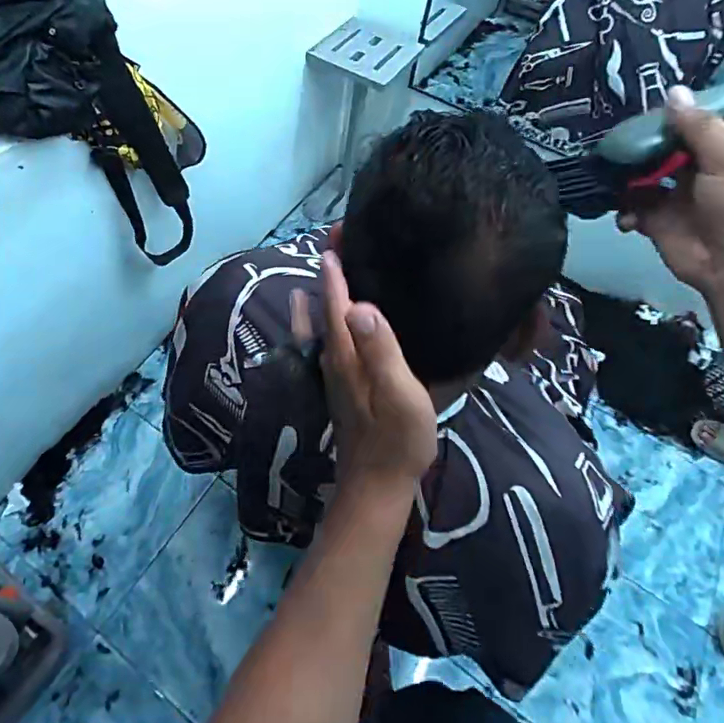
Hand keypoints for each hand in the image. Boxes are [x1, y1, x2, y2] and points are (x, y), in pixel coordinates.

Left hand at [292, 252, 437, 494]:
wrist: (379, 486)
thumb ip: (381, 349)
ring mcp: (336, 375)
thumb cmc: (397, 439)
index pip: (337, 303)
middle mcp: (335, 360)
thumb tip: (359, 305)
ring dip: (323, 297)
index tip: (336, 237)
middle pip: (325, 309)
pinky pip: (332, 340)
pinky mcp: (344, 386)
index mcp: (347, 355)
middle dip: (327, 276)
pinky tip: (339, 320)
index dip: (336, 270)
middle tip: (334, 244)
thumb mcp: (400, 393)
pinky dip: (330, 320)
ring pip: (323, 326)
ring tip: (325, 274)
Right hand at [616, 86, 723, 291]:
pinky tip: (624, 213)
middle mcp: (694, 169)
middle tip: (610, 138)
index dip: (665, 114)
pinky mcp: (655, 222)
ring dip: (623, 174)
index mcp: (719, 149)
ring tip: (606, 171)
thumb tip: (673, 91)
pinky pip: (630, 208)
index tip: (635, 103)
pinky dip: (622, 209)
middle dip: (636, 144)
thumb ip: (700, 127)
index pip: (688, 122)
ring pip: (639, 176)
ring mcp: (672, 196)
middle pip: (658, 147)